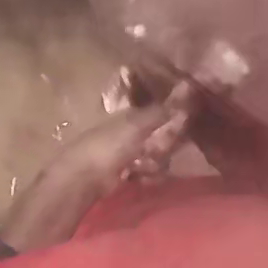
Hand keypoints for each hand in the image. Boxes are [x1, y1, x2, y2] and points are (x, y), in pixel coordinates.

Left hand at [0, 83, 192, 250]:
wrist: (80, 181)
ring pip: (153, 155)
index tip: (183, 123)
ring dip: (156, 162)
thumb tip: (188, 86)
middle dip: (163, 144)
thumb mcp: (136, 126)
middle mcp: (125, 132)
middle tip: (159, 150)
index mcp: (126, 116)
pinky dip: (147, 176)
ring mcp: (122, 154)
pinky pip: (145, 172)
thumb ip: (161, 111)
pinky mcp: (121, 175)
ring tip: (148, 168)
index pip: (156, 112)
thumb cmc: (107, 147)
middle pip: (157, 135)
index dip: (170, 117)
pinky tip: (144, 178)